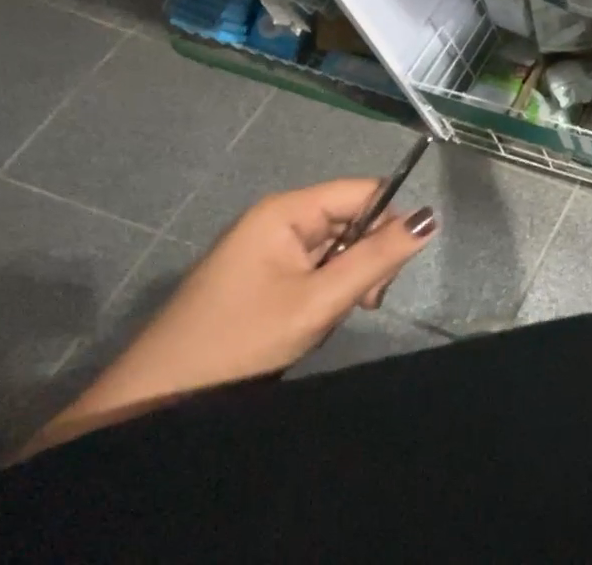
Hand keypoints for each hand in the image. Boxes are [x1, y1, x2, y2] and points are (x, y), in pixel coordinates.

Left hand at [18, 180, 436, 459]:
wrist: (158, 398)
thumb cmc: (240, 340)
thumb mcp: (319, 300)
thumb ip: (377, 257)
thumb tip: (433, 217)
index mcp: (285, 212)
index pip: (366, 191)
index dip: (390, 222)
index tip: (390, 269)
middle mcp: (279, 219)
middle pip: (356, 217)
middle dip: (371, 256)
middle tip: (366, 301)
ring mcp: (270, 247)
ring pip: (342, 245)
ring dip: (353, 277)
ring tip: (340, 312)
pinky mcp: (267, 274)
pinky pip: (320, 265)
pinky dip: (332, 289)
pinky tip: (321, 314)